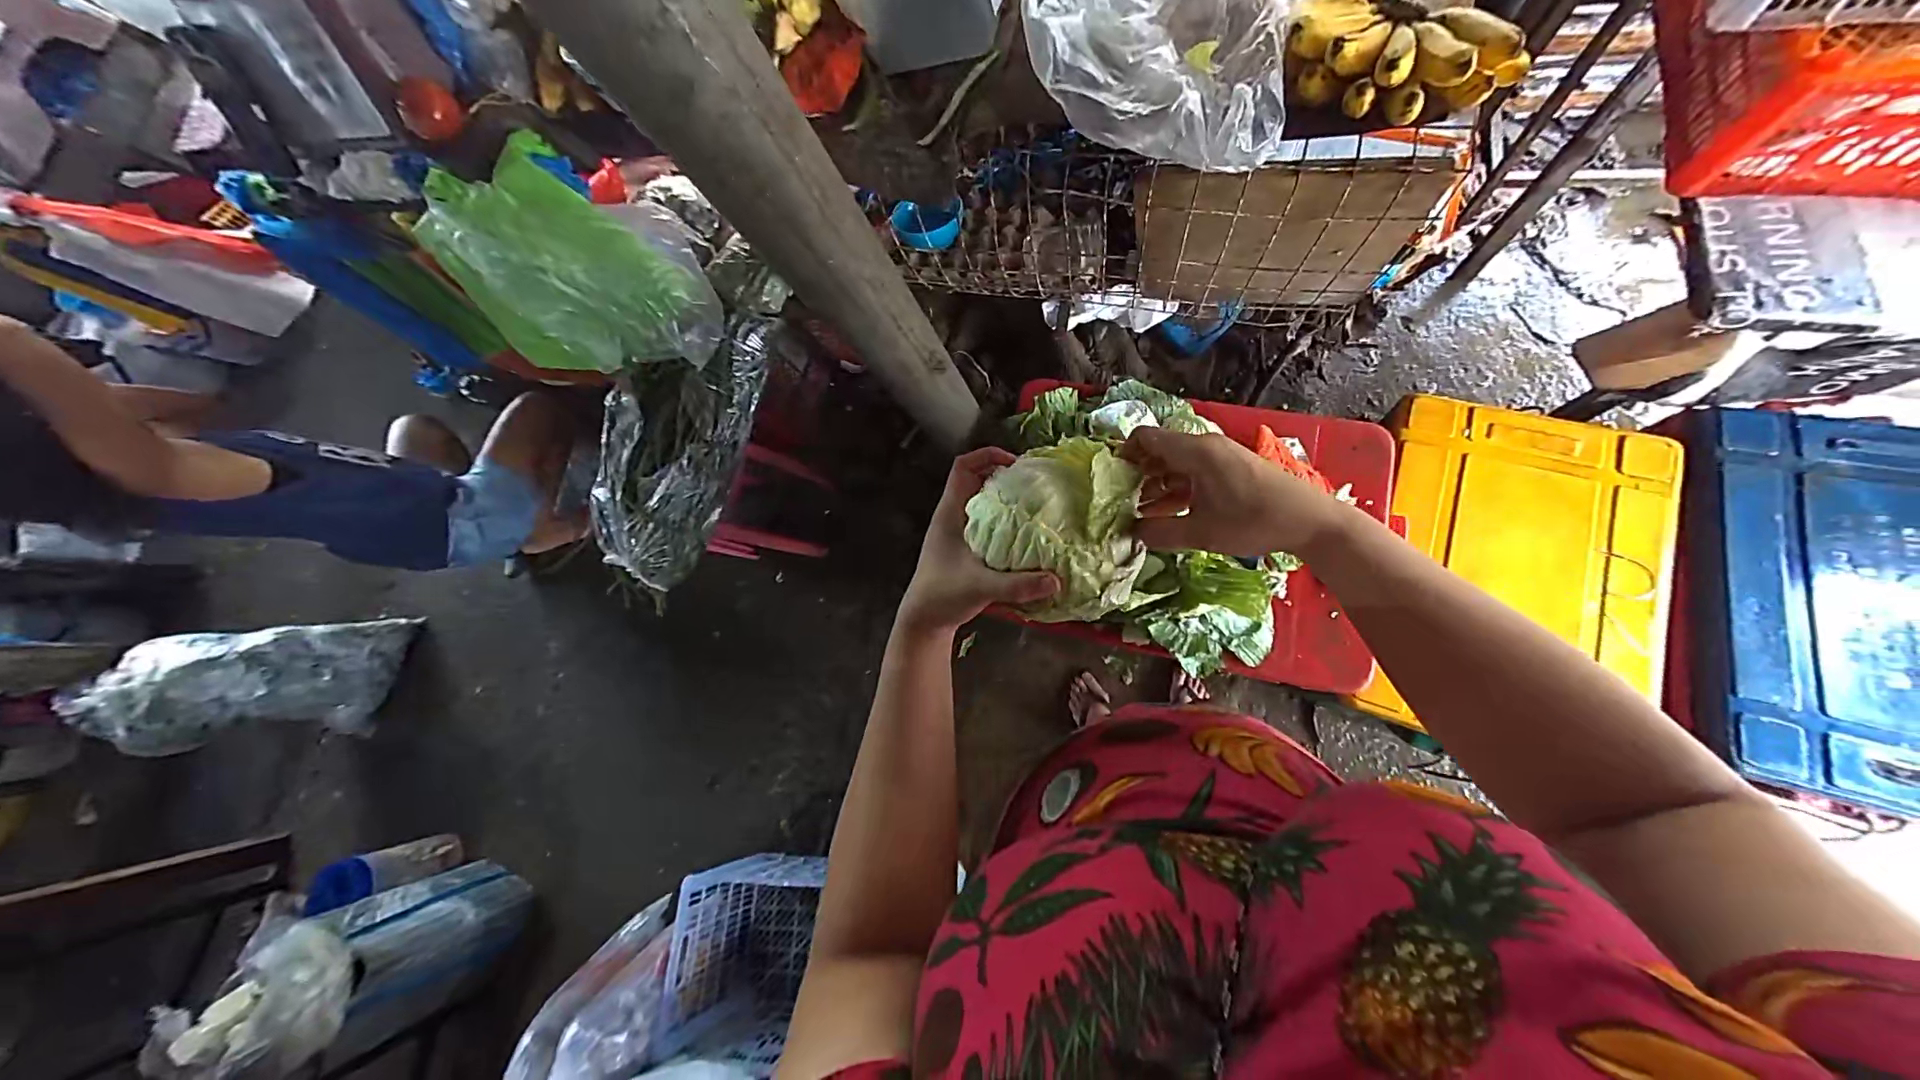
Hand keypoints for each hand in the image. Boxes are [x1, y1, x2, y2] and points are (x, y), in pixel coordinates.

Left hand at [897, 448, 1057, 634]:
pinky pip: (987, 522)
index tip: (1015, 463)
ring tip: (1035, 504)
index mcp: (949, 513)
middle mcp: (953, 517)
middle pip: (977, 479)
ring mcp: (958, 532)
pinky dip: (1005, 521)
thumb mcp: (981, 588)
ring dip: (1006, 498)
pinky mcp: (965, 547)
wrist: (923, 620)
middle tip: (1034, 483)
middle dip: (1005, 476)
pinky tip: (1025, 534)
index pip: (962, 467)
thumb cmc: (941, 597)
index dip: (987, 455)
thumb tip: (1055, 580)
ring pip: (983, 501)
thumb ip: (1018, 585)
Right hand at [1120, 428, 1352, 556]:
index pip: (1145, 438)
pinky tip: (1165, 514)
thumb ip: (1159, 532)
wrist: (1311, 522)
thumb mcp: (1200, 533)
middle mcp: (1204, 446)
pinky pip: (1191, 473)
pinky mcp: (1228, 470)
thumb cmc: (1254, 522)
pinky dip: (1174, 489)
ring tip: (1138, 513)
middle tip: (1118, 502)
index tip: (1108, 481)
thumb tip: (1129, 534)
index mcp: (1195, 451)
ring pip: (1173, 464)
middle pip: (1157, 451)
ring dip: (1155, 485)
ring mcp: (1218, 457)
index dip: (1122, 455)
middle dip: (1136, 474)